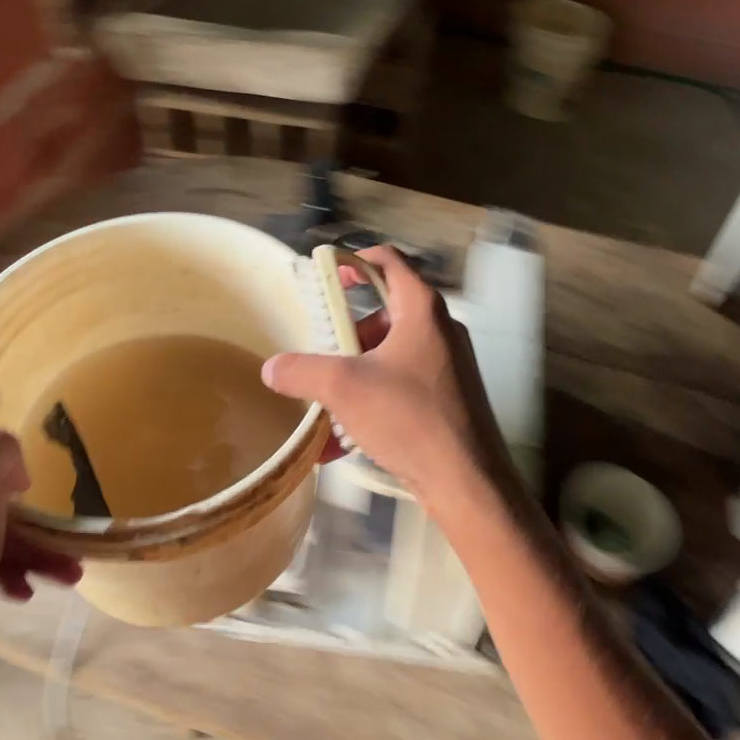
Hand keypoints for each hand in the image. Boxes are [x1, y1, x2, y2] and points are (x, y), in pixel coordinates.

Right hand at [260, 246, 510, 506]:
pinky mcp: (450, 398)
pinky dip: (372, 406)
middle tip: (321, 360)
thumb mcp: (343, 388)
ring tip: (323, 413)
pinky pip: (402, 389)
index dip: (354, 260)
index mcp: (421, 309)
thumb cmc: (408, 417)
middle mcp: (440, 329)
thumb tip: (272, 368)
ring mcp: (449, 364)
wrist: (467, 479)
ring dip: (353, 380)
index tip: (327, 276)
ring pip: (390, 357)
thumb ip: (302, 372)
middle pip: (384, 315)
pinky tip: (339, 447)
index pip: (388, 260)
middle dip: (346, 338)